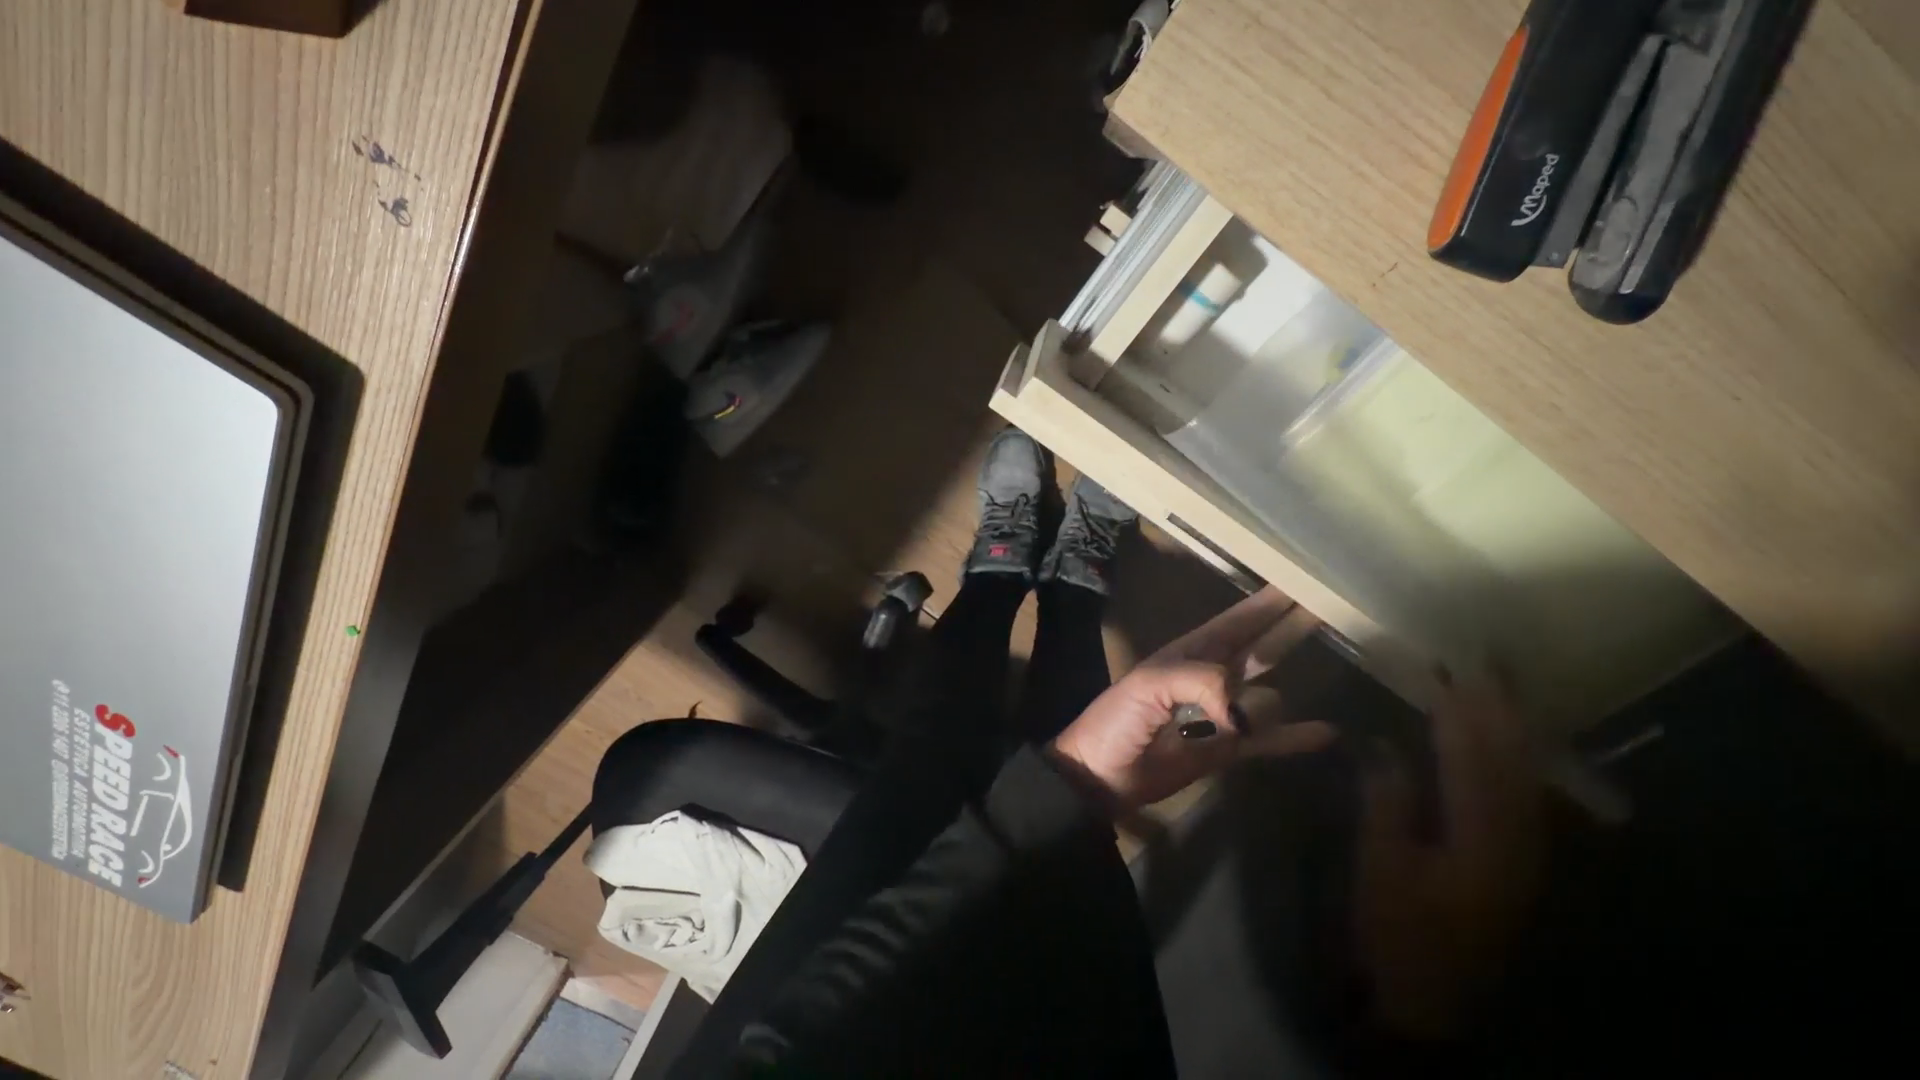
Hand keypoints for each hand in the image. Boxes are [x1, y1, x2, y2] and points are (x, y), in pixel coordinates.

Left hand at [1048, 587, 1336, 811]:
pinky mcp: (1224, 751)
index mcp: (1187, 655)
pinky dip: (1293, 737)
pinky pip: (1266, 741)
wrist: (1097, 775)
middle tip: (1329, 611)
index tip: (1297, 583)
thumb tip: (1247, 708)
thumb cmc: (1115, 722)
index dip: (1264, 604)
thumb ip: (1200, 681)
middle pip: (1258, 649)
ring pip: (1265, 695)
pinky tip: (1326, 731)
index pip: (1235, 623)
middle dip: (1287, 629)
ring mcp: (1219, 716)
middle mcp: (1208, 679)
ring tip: (1327, 674)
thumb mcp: (1148, 686)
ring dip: (1287, 692)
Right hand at [1354, 672, 1546, 1040]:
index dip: (1459, 708)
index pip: (1470, 757)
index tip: (1448, 665)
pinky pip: (1523, 794)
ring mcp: (1524, 852)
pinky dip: (1515, 759)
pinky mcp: (1518, 861)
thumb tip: (1383, 744)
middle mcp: (1516, 839)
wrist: (1432, 998)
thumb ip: (1387, 803)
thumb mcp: (1381, 868)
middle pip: (1512, 759)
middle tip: (1490, 658)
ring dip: (1512, 727)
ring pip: (1525, 775)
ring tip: (1501, 686)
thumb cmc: (1398, 932)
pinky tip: (1507, 743)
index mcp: (1481, 838)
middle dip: (1499, 706)